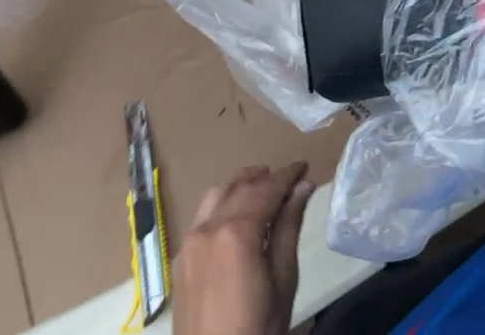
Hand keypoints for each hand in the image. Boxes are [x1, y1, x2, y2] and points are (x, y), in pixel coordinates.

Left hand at [173, 162, 316, 334]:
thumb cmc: (259, 327)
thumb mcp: (283, 278)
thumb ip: (290, 227)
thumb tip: (303, 187)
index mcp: (236, 232)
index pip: (266, 189)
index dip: (287, 175)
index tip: (304, 166)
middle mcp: (208, 228)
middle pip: (240, 187)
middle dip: (266, 177)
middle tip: (290, 177)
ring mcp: (189, 243)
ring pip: (215, 195)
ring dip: (240, 185)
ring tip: (263, 188)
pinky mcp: (180, 260)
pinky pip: (202, 216)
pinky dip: (222, 203)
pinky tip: (237, 215)